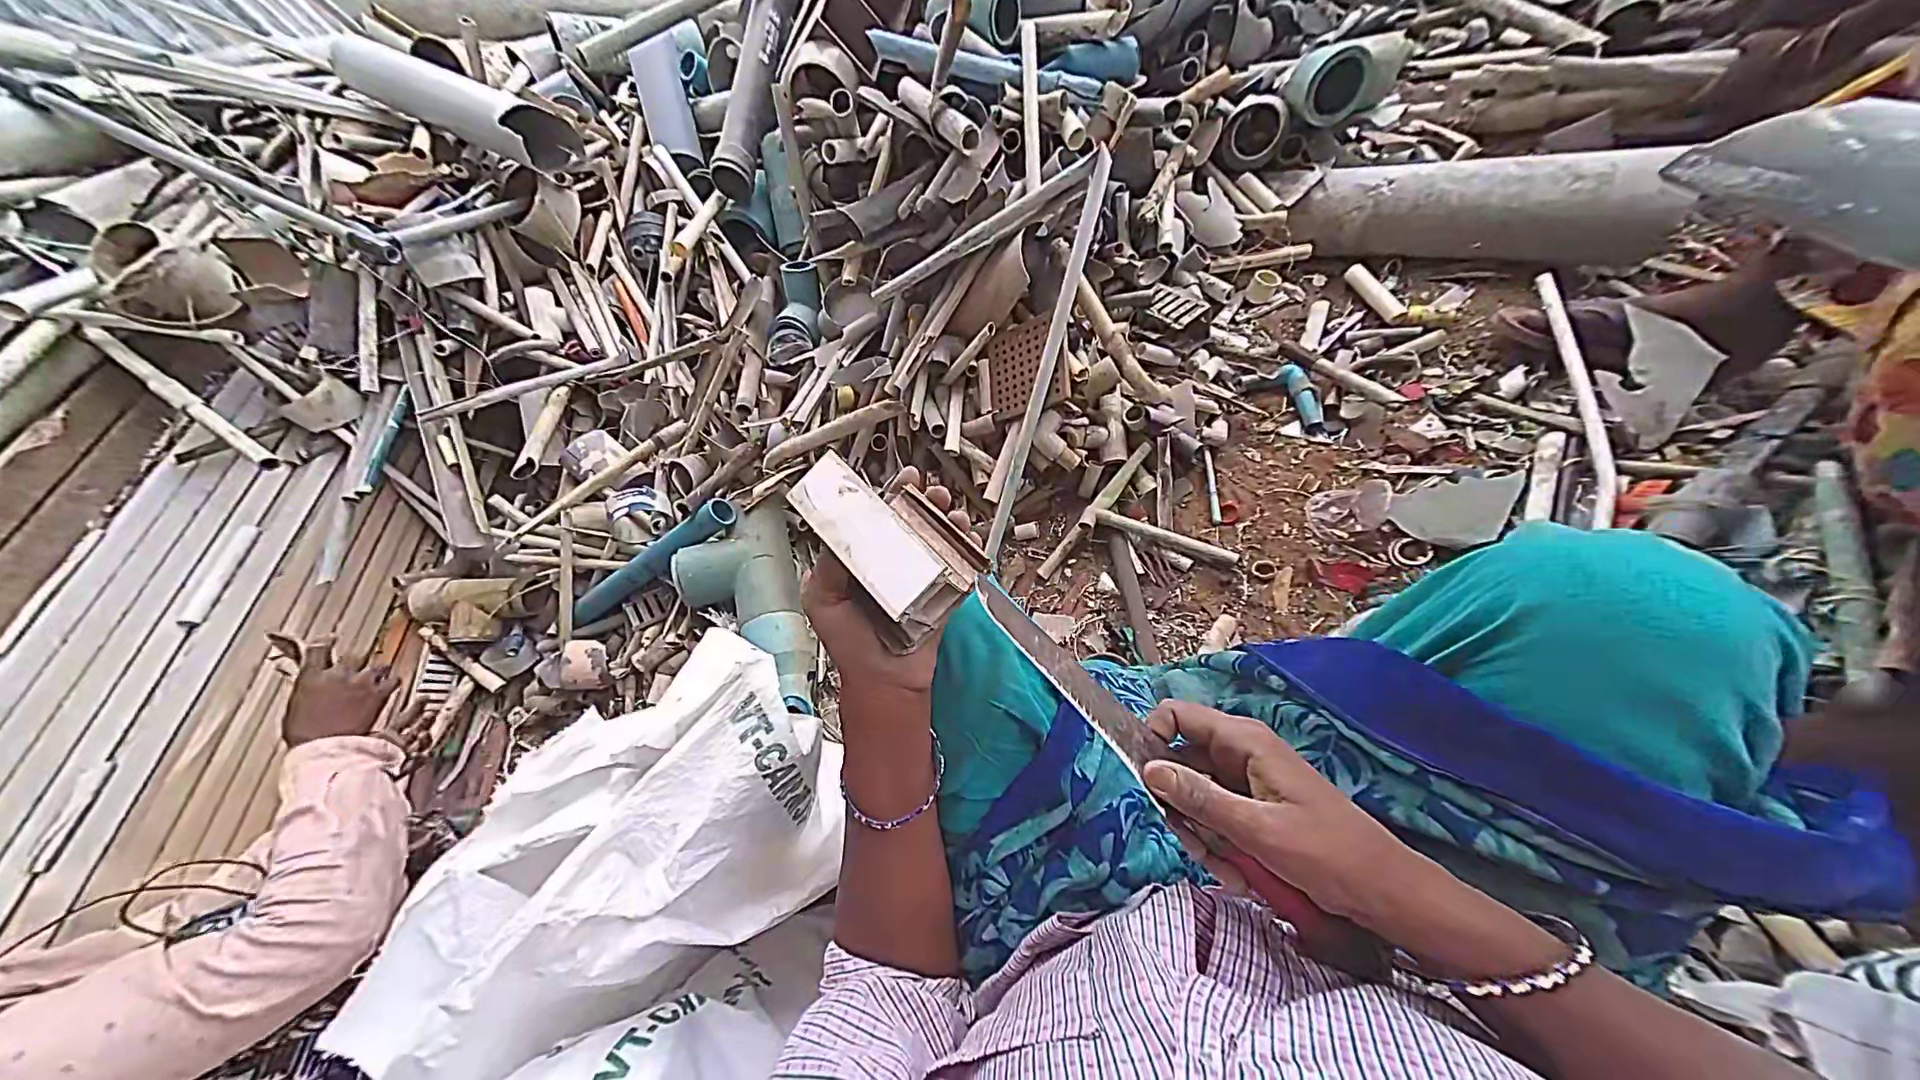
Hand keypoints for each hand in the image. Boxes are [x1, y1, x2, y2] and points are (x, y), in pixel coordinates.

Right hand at [282, 634, 400, 746]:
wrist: (325, 747)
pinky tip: (389, 687)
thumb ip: (306, 690)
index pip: (317, 649)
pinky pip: (393, 680)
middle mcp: (338, 674)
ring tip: (373, 681)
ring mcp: (361, 682)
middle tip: (353, 674)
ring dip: (376, 672)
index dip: (325, 642)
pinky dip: (392, 682)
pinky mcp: (380, 692)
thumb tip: (311, 686)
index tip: (329, 639)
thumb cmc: (306, 735)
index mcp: (311, 677)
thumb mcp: (295, 707)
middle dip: (353, 664)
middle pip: (351, 657)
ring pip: (377, 665)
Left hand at [802, 468, 970, 697]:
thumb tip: (841, 531)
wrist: (883, 681)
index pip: (879, 519)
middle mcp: (894, 564)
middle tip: (936, 494)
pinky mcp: (945, 594)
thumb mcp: (822, 600)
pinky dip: (968, 548)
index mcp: (864, 561)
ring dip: (950, 521)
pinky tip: (969, 537)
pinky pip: (959, 565)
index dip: (892, 496)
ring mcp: (922, 578)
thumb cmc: (849, 644)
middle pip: (914, 523)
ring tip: (954, 513)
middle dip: (927, 503)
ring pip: (939, 539)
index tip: (906, 479)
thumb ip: (828, 565)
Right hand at [1142, 701, 1430, 928]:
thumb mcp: (1257, 829)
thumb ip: (1199, 797)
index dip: (1153, 741)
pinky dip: (1218, 846)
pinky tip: (1238, 874)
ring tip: (1227, 868)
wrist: (1384, 892)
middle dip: (1181, 807)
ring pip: (1194, 797)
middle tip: (1196, 844)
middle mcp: (1240, 752)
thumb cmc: (1328, 854)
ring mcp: (1245, 780)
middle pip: (1179, 764)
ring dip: (1200, 835)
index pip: (1175, 715)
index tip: (1148, 785)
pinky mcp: (1252, 806)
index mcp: (1243, 740)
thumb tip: (1148, 769)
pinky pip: (1214, 818)